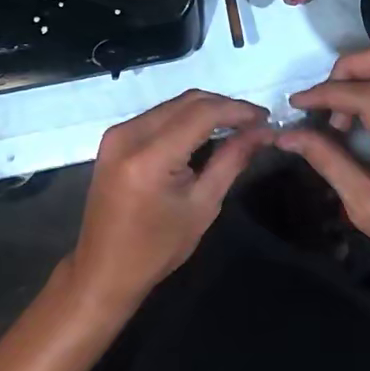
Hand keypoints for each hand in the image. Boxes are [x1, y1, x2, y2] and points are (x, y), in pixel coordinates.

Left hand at [70, 90, 271, 312]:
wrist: (104, 268)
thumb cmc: (157, 248)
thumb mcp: (203, 206)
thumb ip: (231, 161)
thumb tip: (262, 132)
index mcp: (150, 156)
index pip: (201, 113)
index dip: (237, 110)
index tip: (265, 118)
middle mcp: (129, 134)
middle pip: (186, 102)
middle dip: (223, 106)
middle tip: (254, 123)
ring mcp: (117, 133)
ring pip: (172, 105)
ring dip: (204, 110)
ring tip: (235, 127)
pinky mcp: (113, 138)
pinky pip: (157, 116)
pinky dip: (184, 119)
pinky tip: (204, 133)